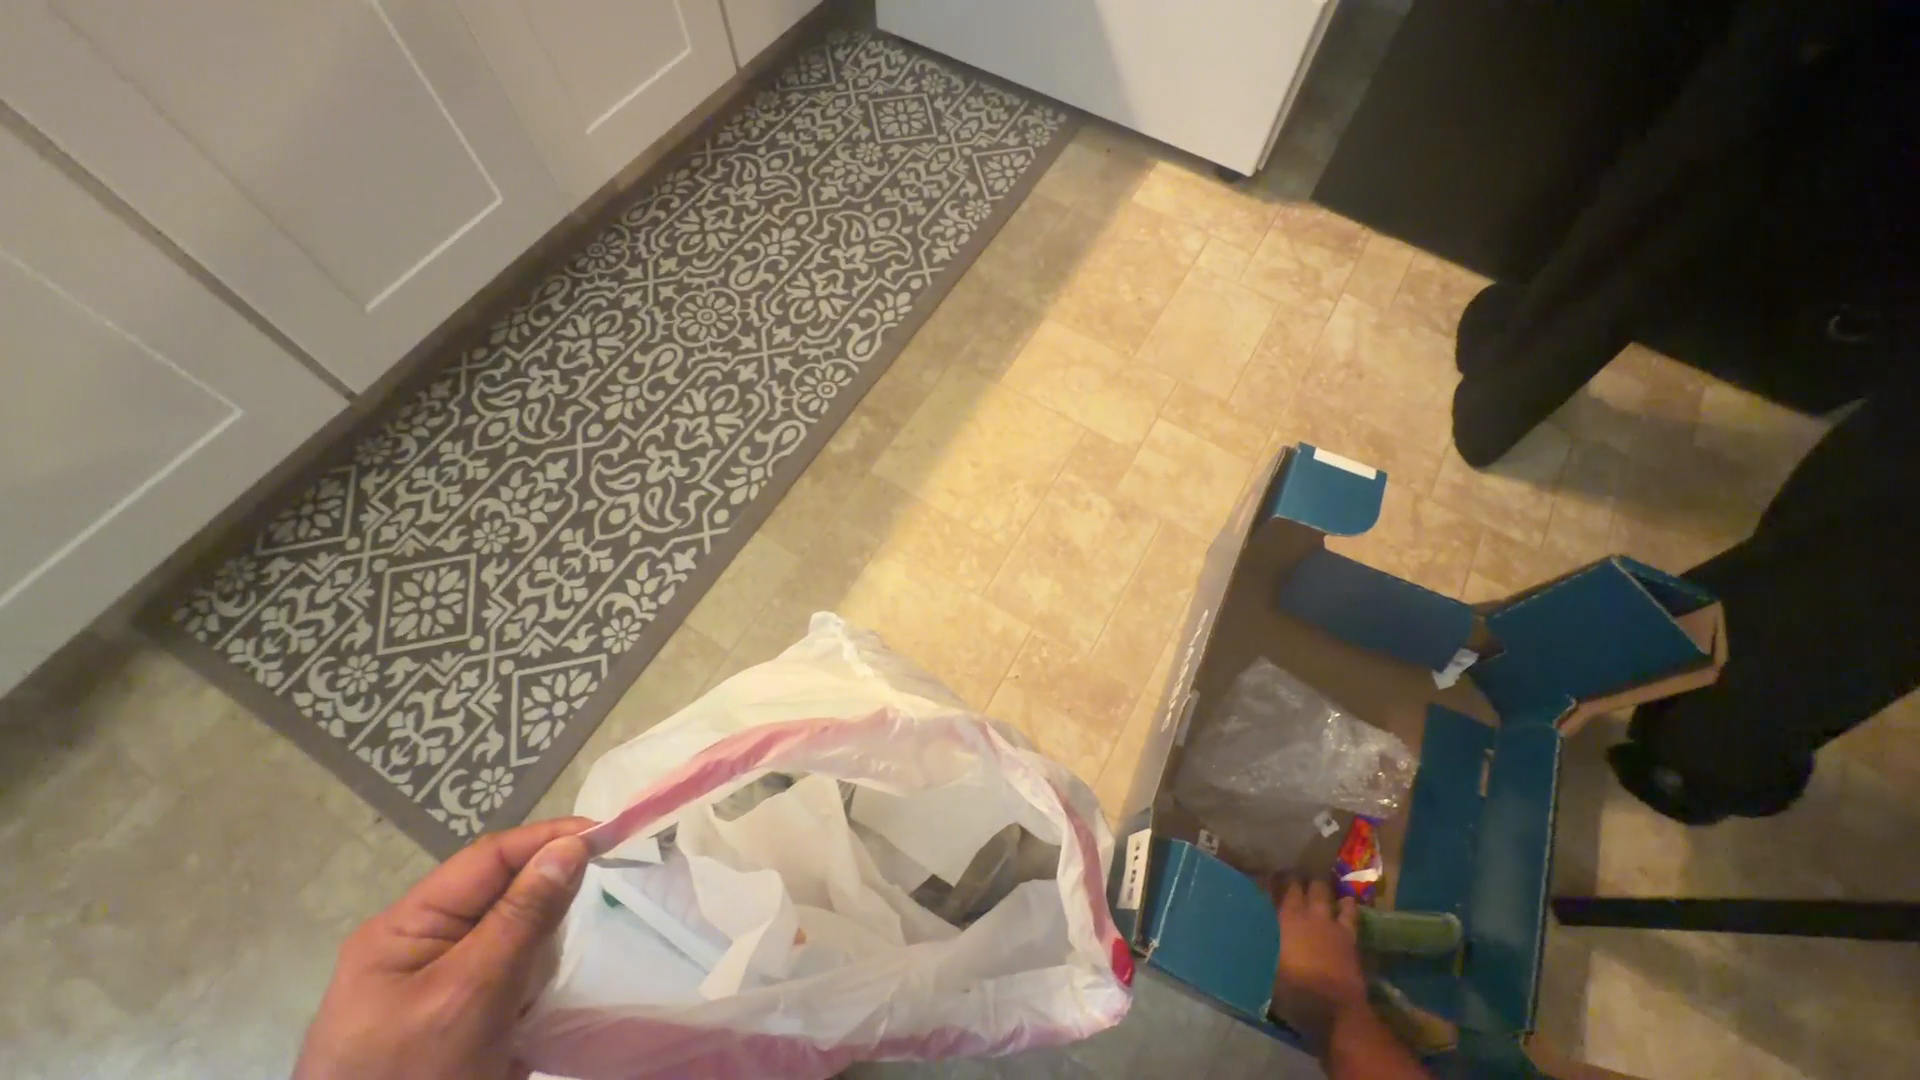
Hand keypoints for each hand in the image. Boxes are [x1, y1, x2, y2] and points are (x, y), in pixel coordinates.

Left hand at [293, 817, 593, 1079]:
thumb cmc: (413, 1079)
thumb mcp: (469, 996)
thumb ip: (521, 918)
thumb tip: (572, 845)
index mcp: (404, 928)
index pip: (488, 858)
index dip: (548, 838)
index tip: (610, 833)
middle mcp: (421, 945)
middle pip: (501, 891)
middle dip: (550, 888)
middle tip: (606, 890)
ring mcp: (441, 984)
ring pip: (514, 931)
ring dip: (546, 939)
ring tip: (567, 954)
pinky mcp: (464, 1017)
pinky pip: (514, 972)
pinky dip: (539, 975)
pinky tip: (549, 993)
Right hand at [1269, 878, 1366, 1036]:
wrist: (1334, 1009)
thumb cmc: (1294, 991)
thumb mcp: (1269, 969)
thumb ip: (1264, 949)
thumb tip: (1251, 942)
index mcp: (1284, 921)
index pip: (1277, 891)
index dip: (1273, 881)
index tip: (1268, 875)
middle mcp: (1306, 915)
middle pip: (1302, 888)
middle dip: (1297, 881)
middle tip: (1292, 878)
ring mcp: (1330, 924)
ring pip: (1325, 895)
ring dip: (1321, 889)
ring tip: (1317, 885)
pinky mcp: (1349, 937)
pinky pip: (1349, 913)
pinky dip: (1346, 905)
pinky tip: (1346, 900)